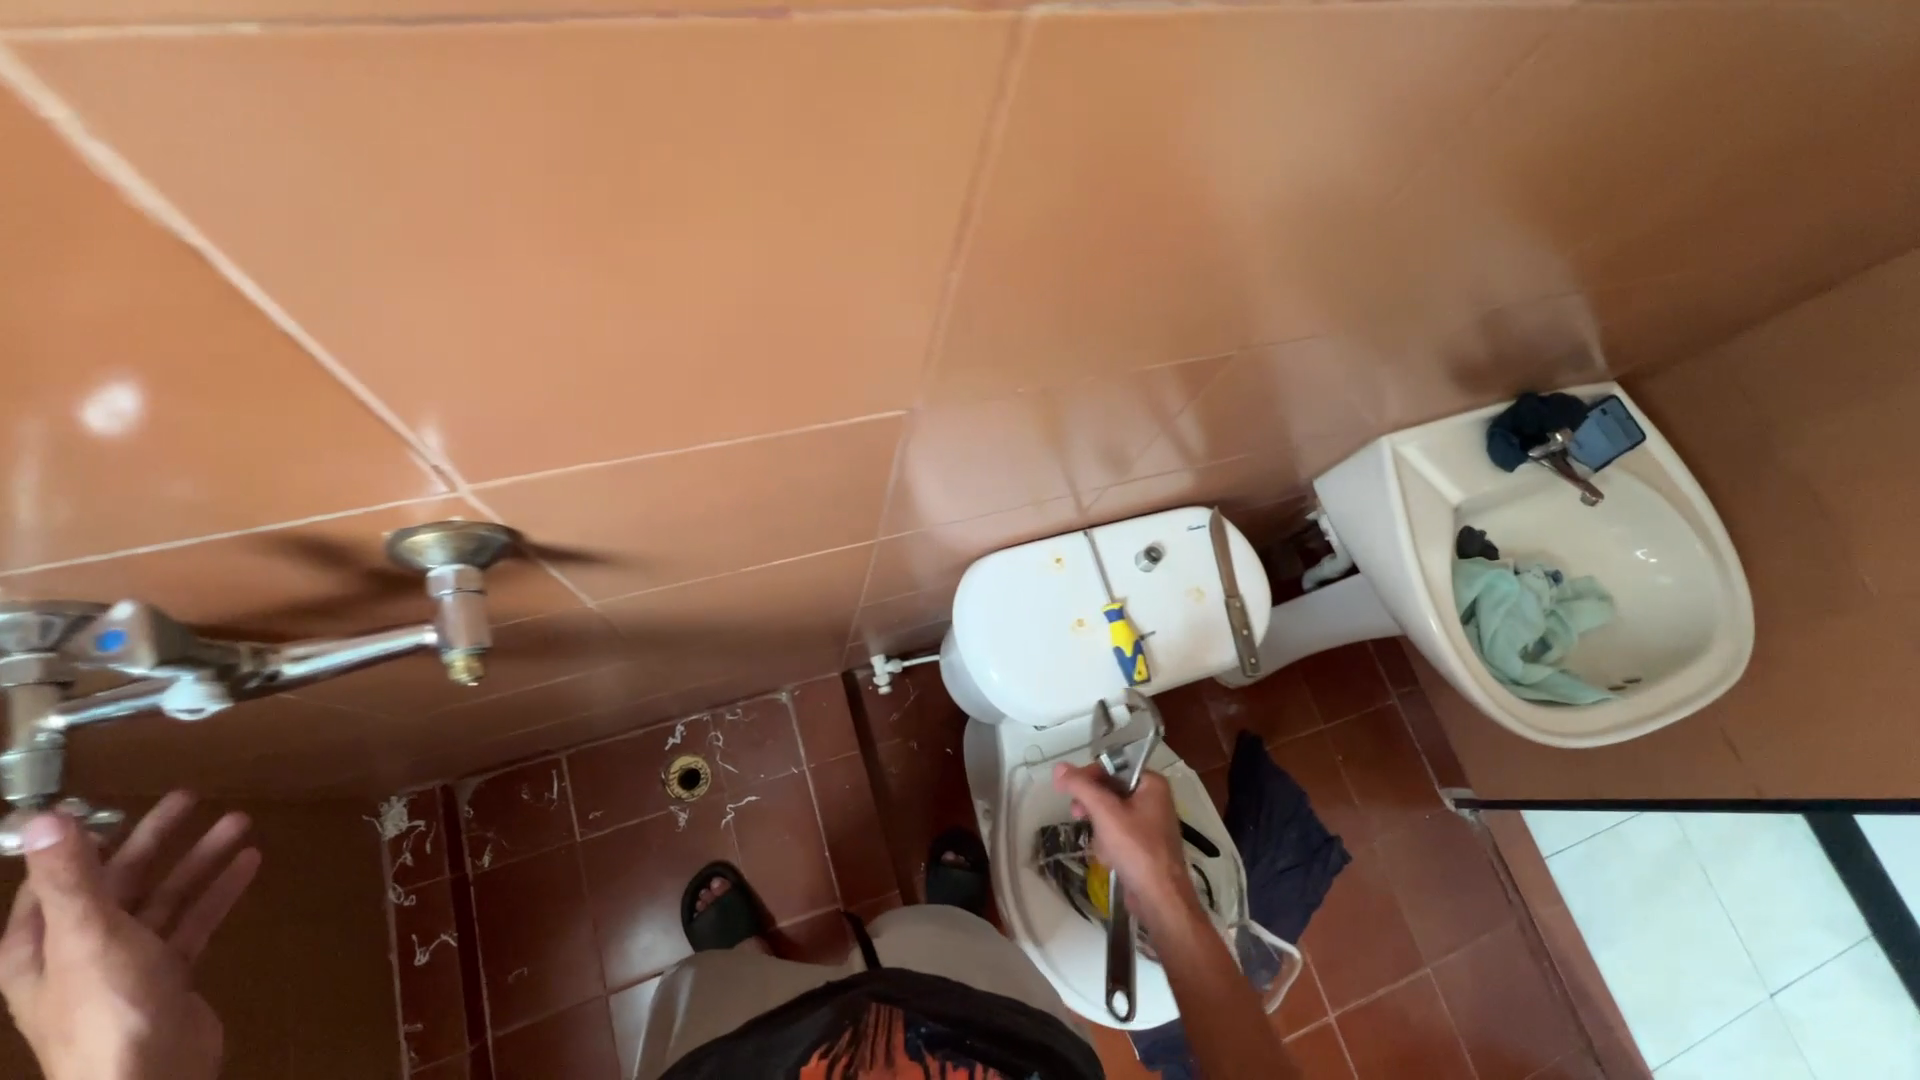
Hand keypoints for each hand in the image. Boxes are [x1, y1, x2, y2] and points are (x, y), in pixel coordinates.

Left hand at [0, 792, 260, 1079]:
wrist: (152, 1074)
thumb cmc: (109, 1006)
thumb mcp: (87, 936)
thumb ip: (71, 878)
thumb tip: (45, 816)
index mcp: (40, 945)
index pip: (57, 880)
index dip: (85, 842)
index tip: (117, 804)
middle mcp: (78, 952)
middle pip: (119, 883)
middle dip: (156, 839)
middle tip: (192, 798)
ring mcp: (126, 965)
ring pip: (163, 898)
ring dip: (199, 860)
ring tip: (240, 822)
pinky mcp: (170, 975)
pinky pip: (194, 923)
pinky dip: (219, 892)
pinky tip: (250, 865)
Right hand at [1052, 763, 1201, 931]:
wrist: (1160, 899)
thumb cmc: (1136, 849)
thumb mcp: (1105, 812)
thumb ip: (1081, 787)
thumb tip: (1059, 767)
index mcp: (1151, 783)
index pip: (1111, 767)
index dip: (1087, 776)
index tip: (1067, 790)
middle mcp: (1153, 798)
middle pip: (1109, 789)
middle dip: (1092, 805)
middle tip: (1077, 815)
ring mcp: (1150, 822)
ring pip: (1110, 813)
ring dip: (1098, 827)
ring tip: (1100, 845)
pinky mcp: (1144, 844)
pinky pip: (1118, 832)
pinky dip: (1108, 842)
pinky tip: (1108, 857)